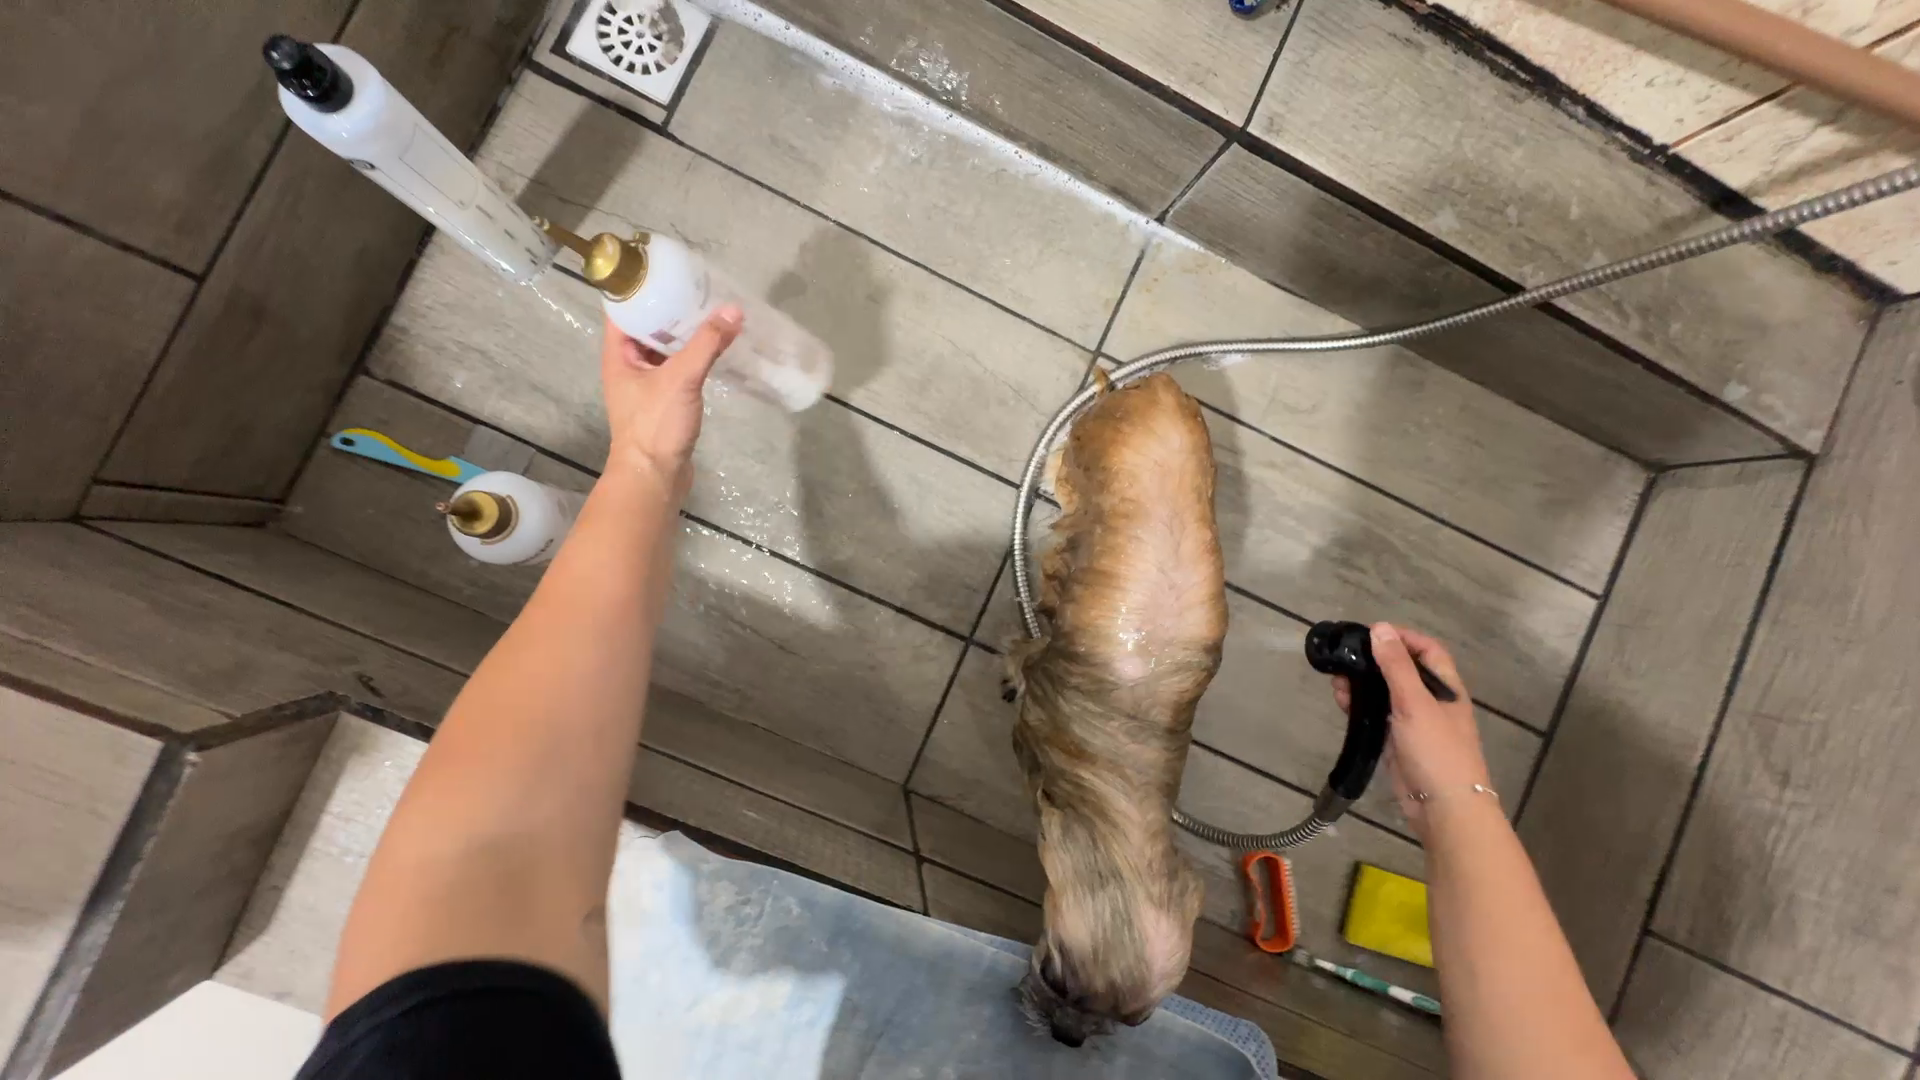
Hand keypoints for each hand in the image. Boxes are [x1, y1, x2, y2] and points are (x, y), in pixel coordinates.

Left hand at [599, 306, 741, 494]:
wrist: (655, 477)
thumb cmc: (656, 425)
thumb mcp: (681, 379)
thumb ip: (707, 344)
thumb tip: (734, 310)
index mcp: (618, 354)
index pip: (624, 309)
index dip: (643, 288)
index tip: (671, 274)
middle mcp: (628, 366)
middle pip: (648, 327)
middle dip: (673, 310)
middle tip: (701, 290)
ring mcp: (646, 386)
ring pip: (665, 350)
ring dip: (686, 335)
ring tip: (713, 315)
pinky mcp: (665, 402)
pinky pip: (679, 370)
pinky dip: (694, 358)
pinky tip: (716, 350)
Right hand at [1331, 623, 1490, 834]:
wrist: (1443, 807)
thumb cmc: (1436, 750)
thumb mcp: (1415, 703)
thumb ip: (1396, 666)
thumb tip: (1380, 628)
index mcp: (1445, 689)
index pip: (1427, 650)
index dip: (1403, 638)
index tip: (1372, 634)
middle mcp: (1430, 701)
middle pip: (1402, 670)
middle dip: (1373, 661)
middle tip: (1345, 658)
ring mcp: (1412, 722)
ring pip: (1384, 693)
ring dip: (1361, 684)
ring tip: (1336, 681)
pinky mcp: (1395, 740)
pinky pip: (1375, 715)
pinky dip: (1358, 705)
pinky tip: (1341, 701)